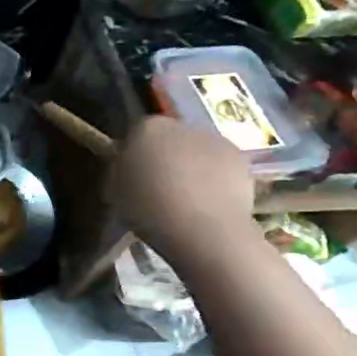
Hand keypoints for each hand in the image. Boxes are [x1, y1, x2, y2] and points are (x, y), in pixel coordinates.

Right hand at [112, 115, 256, 261]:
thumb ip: (121, 172)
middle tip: (161, 191)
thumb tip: (126, 166)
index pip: (137, 132)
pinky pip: (221, 166)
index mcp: (148, 129)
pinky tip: (211, 205)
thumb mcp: (116, 194)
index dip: (135, 154)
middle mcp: (183, 125)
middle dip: (167, 158)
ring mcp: (215, 140)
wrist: (203, 229)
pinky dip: (216, 180)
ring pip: (198, 151)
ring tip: (190, 202)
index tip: (133, 178)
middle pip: (170, 139)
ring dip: (193, 168)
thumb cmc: (149, 212)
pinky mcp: (240, 159)